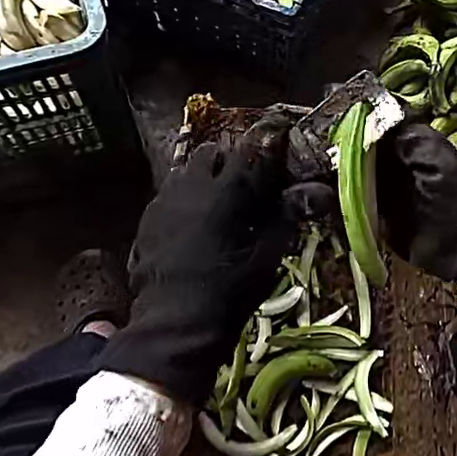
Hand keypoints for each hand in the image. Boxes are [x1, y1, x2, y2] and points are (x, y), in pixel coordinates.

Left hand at [103, 113, 321, 402]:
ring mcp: (164, 203)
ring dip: (205, 176)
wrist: (174, 326)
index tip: (280, 129)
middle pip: (212, 152)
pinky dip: (185, 198)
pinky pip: (169, 194)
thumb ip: (284, 219)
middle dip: (231, 158)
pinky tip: (194, 222)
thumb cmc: (229, 293)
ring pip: (186, 171)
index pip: (251, 150)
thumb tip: (309, 193)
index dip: (268, 137)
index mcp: (226, 194)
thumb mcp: (267, 258)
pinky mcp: (147, 221)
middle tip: (247, 178)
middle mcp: (192, 189)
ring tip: (219, 198)